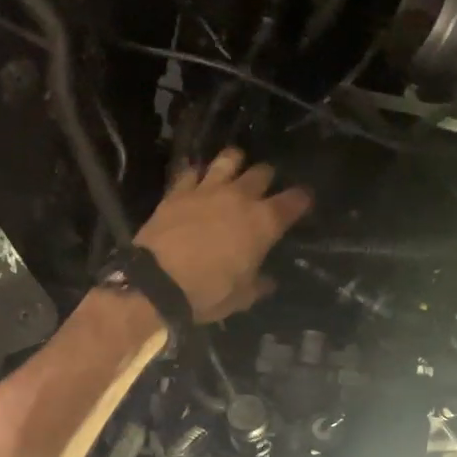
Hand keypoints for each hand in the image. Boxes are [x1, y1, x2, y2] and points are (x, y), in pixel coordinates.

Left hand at [135, 147, 311, 322]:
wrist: (155, 282)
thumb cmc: (206, 293)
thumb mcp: (240, 298)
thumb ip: (258, 285)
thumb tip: (268, 281)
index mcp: (264, 222)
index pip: (294, 200)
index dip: (301, 200)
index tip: (301, 203)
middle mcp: (240, 197)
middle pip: (262, 172)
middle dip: (267, 179)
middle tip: (262, 191)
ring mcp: (208, 189)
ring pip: (229, 158)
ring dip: (235, 163)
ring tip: (233, 172)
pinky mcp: (178, 190)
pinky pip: (192, 171)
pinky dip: (197, 175)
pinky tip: (196, 181)